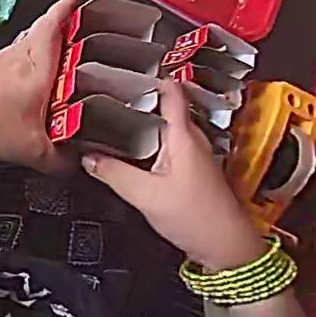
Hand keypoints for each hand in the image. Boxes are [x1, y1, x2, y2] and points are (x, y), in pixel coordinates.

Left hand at [0, 0, 82, 174]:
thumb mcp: (34, 150)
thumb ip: (61, 160)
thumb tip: (78, 165)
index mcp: (38, 68)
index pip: (54, 26)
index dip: (67, 7)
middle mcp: (21, 57)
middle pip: (42, 26)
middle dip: (61, 16)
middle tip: (77, 15)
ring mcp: (4, 61)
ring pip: (29, 37)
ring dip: (45, 32)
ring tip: (61, 38)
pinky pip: (19, 51)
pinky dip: (31, 48)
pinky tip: (34, 65)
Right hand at [81, 80, 264, 269]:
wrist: (227, 249)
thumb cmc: (197, 218)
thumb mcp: (146, 196)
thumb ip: (114, 173)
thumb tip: (88, 157)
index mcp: (183, 134)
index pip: (170, 90)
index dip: (150, 74)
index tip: (126, 68)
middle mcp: (191, 137)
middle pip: (163, 105)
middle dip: (137, 98)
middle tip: (107, 94)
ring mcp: (193, 151)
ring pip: (164, 125)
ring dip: (142, 120)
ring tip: (113, 118)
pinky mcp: (191, 167)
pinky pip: (167, 142)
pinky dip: (149, 139)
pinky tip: (131, 148)